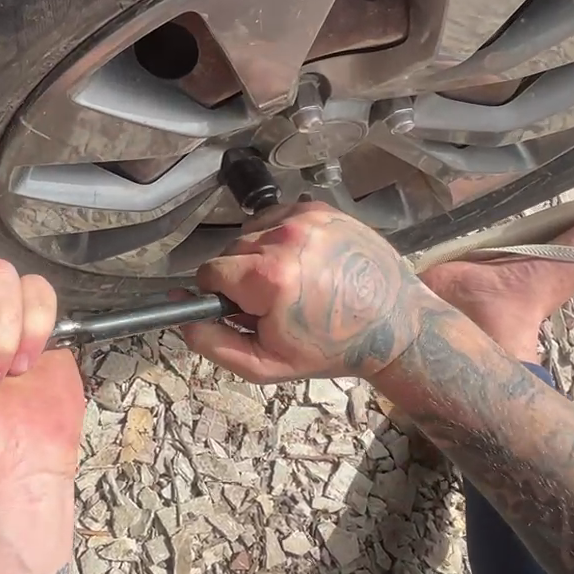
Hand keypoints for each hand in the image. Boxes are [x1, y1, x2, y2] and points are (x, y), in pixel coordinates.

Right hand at [180, 201, 440, 381]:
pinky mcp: (320, 209)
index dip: (221, 295)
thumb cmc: (329, 348)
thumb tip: (180, 316)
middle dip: (243, 277)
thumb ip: (212, 343)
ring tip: (291, 281)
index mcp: (269, 278)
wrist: (393, 325)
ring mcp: (305, 220)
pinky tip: (302, 261)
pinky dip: (280, 238)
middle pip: (230, 252)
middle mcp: (285, 240)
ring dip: (260, 256)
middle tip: (275, 302)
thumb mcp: (264, 364)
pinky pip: (275, 218)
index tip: (245, 309)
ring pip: (251, 233)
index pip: (209, 272)